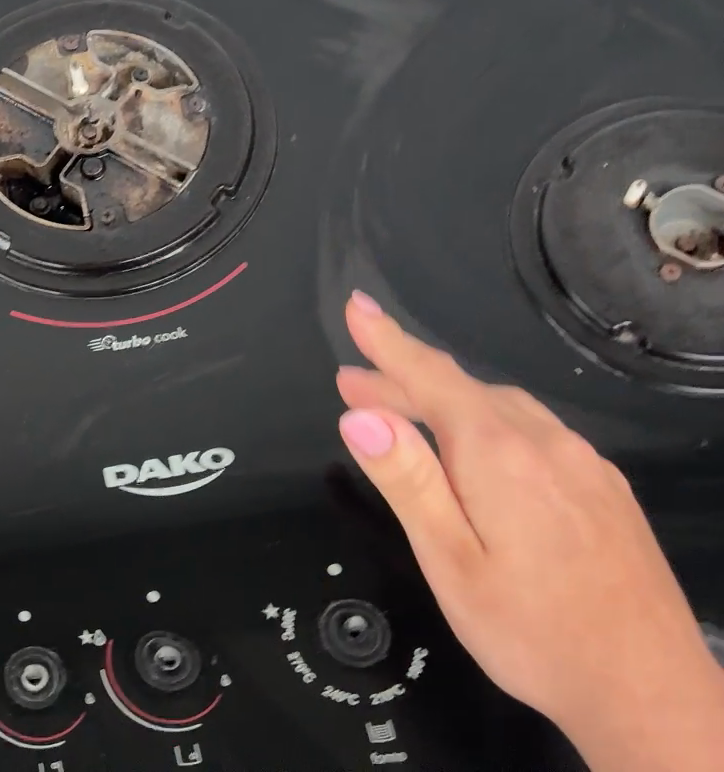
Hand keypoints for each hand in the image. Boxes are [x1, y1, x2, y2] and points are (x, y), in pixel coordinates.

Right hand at [334, 291, 723, 771]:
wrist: (656, 701)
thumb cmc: (530, 631)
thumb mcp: (448, 558)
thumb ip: (407, 480)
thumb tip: (360, 416)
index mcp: (501, 458)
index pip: (432, 380)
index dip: (389, 342)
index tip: (357, 305)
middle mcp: (548, 449)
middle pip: (465, 392)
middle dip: (404, 379)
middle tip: (351, 382)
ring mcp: (586, 471)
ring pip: (502, 411)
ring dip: (443, 400)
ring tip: (398, 412)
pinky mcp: (605, 495)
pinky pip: (534, 433)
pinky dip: (484, 422)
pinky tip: (470, 450)